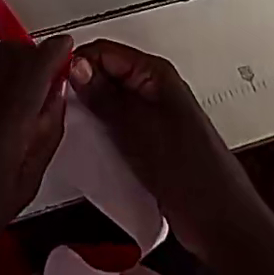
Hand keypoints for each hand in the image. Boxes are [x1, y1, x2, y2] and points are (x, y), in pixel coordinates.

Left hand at [0, 37, 72, 271]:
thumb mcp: (27, 180)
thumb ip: (47, 130)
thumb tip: (56, 96)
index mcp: (8, 118)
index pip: (38, 64)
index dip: (56, 51)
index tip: (64, 49)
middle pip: (15, 52)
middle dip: (35, 56)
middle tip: (46, 70)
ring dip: (10, 56)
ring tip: (19, 77)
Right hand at [74, 41, 273, 274]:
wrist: (221, 224)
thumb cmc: (191, 173)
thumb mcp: (137, 129)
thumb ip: (103, 96)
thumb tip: (75, 67)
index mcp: (155, 74)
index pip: (104, 51)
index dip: (77, 62)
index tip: (52, 80)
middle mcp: (153, 88)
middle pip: (105, 73)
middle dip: (80, 85)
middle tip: (55, 104)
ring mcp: (150, 115)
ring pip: (108, 100)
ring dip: (89, 110)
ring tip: (67, 123)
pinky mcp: (148, 139)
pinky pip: (115, 124)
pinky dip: (99, 130)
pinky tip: (86, 143)